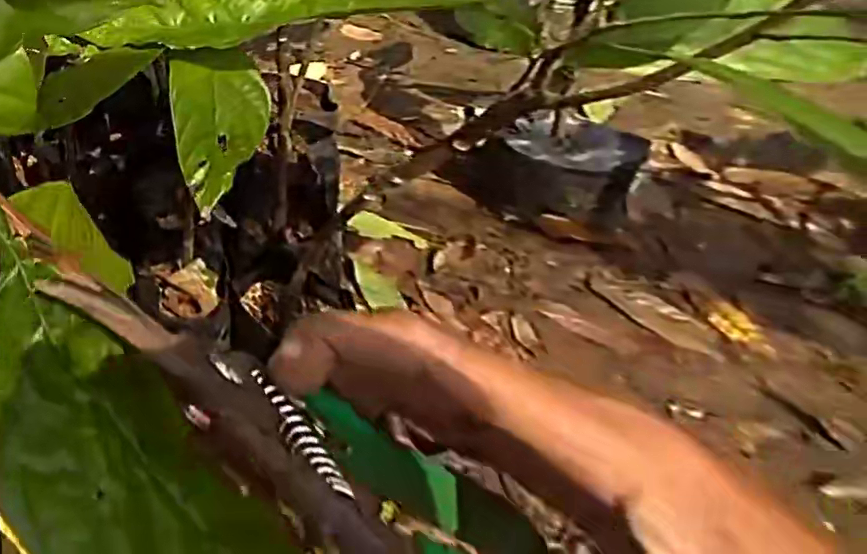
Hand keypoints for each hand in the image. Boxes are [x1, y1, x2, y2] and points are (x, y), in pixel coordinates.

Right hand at [272, 311, 833, 553]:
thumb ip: (466, 531)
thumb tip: (344, 517)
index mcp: (596, 435)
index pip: (436, 351)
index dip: (343, 343)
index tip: (282, 373)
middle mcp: (584, 415)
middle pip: (434, 355)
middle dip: (345, 358)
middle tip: (278, 391)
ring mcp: (591, 438)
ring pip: (453, 384)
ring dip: (374, 387)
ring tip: (310, 406)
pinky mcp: (596, 470)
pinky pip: (485, 428)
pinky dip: (422, 425)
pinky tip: (388, 443)